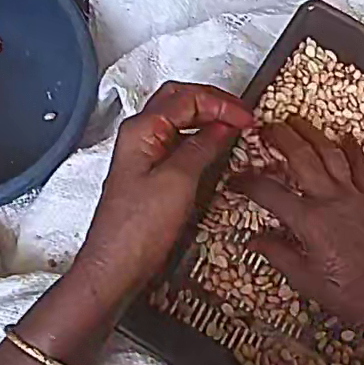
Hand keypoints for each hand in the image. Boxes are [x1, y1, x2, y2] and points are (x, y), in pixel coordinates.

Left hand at [74, 81, 254, 303]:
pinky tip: (216, 150)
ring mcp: (144, 156)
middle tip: (242, 115)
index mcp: (142, 130)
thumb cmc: (137, 229)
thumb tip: (223, 127)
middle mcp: (140, 137)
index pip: (187, 98)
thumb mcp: (179, 181)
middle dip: (213, 102)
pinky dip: (201, 140)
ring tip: (234, 128)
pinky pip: (179, 145)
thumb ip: (203, 147)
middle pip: (180, 101)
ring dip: (207, 119)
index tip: (247, 118)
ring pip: (179, 121)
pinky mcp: (151, 175)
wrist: (116, 266)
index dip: (222, 104)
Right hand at [231, 117, 363, 323]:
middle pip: (301, 158)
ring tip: (296, 120)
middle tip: (265, 127)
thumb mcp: (304, 278)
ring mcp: (353, 196)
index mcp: (309, 222)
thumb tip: (254, 241)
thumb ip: (277, 253)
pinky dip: (352, 149)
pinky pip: (361, 167)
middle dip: (280, 138)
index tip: (235, 181)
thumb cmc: (347, 293)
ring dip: (311, 133)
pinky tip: (345, 136)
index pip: (270, 192)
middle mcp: (330, 201)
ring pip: (329, 153)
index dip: (247, 183)